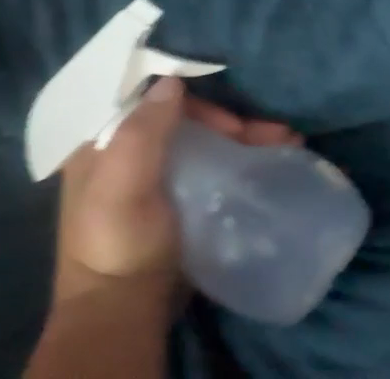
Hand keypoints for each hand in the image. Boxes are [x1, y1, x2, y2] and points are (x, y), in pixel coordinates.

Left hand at [51, 76, 301, 303]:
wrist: (126, 310)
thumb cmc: (118, 244)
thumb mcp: (122, 188)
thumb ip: (143, 133)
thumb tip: (171, 79)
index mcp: (101, 145)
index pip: (149, 98)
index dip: (190, 96)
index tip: (225, 116)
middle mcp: (129, 152)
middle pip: (186, 117)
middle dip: (231, 119)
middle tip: (264, 133)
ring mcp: (158, 175)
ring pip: (208, 137)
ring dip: (248, 134)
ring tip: (287, 141)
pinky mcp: (183, 195)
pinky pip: (218, 159)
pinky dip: (246, 153)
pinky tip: (276, 154)